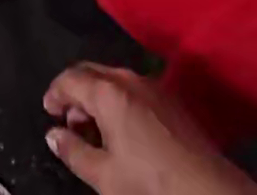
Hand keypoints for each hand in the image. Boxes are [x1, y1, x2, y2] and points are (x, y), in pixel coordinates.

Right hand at [43, 64, 256, 194]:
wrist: (209, 191)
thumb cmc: (150, 187)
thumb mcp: (104, 177)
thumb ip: (73, 151)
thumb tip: (53, 134)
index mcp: (109, 92)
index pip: (71, 79)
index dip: (54, 92)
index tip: (48, 111)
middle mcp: (129, 78)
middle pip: (92, 72)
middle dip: (75, 92)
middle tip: (67, 122)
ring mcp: (152, 85)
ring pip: (113, 80)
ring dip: (96, 97)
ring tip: (91, 131)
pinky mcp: (169, 98)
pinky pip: (133, 89)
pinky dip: (117, 101)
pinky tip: (119, 132)